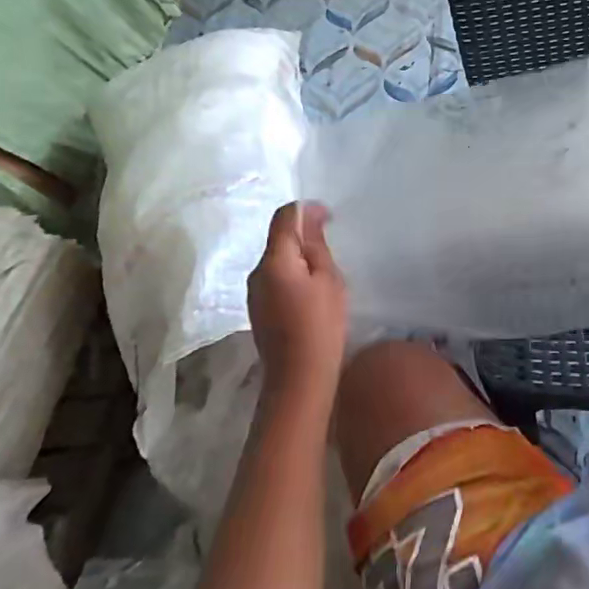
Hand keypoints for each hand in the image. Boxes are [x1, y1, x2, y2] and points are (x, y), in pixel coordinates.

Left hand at [247, 201, 347, 400]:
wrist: (299, 377)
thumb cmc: (321, 325)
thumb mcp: (330, 280)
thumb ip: (317, 246)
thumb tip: (309, 215)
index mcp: (274, 261)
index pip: (284, 217)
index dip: (307, 210)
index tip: (330, 217)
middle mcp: (256, 272)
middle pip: (279, 240)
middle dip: (304, 237)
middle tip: (334, 250)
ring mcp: (254, 292)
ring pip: (278, 261)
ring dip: (300, 259)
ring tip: (327, 275)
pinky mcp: (258, 309)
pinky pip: (276, 280)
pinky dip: (294, 277)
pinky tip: (313, 294)